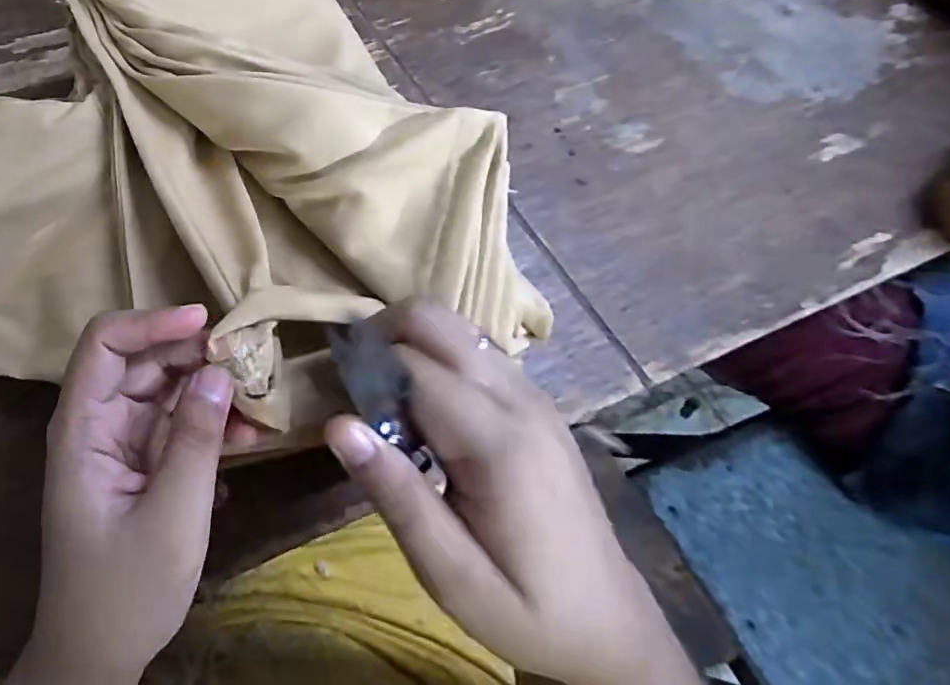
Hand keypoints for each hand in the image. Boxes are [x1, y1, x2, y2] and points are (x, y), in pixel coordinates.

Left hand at [9, 306, 244, 684]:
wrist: (97, 656)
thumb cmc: (123, 591)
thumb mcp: (171, 519)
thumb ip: (196, 442)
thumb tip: (220, 372)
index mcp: (81, 427)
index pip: (104, 344)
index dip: (150, 322)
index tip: (203, 320)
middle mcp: (98, 421)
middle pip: (142, 360)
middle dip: (193, 352)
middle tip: (247, 357)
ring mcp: (122, 440)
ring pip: (166, 387)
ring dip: (209, 385)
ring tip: (256, 394)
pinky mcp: (144, 459)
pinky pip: (178, 422)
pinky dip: (210, 420)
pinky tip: (248, 433)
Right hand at [324, 299, 696, 684]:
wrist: (612, 630)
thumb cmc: (526, 611)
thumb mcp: (450, 575)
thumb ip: (395, 495)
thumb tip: (337, 424)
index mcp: (497, 440)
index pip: (409, 363)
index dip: (365, 371)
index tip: (344, 408)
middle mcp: (517, 398)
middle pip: (432, 319)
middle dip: (381, 334)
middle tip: (358, 388)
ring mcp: (531, 392)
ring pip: (452, 325)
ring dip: (407, 342)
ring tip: (389, 400)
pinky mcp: (534, 398)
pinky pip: (471, 347)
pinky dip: (434, 354)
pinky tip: (426, 408)